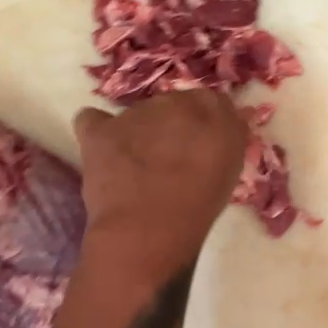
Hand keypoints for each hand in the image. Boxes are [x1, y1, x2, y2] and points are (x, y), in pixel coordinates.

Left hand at [72, 91, 247, 279]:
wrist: (150, 227)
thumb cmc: (201, 202)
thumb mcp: (232, 167)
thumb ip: (232, 134)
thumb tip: (235, 116)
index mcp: (211, 108)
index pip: (210, 102)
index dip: (205, 124)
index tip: (203, 146)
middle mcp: (172, 101)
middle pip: (172, 104)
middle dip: (173, 125)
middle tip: (172, 159)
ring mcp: (133, 113)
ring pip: (137, 114)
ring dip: (140, 132)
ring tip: (138, 166)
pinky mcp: (99, 130)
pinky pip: (92, 119)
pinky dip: (97, 129)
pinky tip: (102, 148)